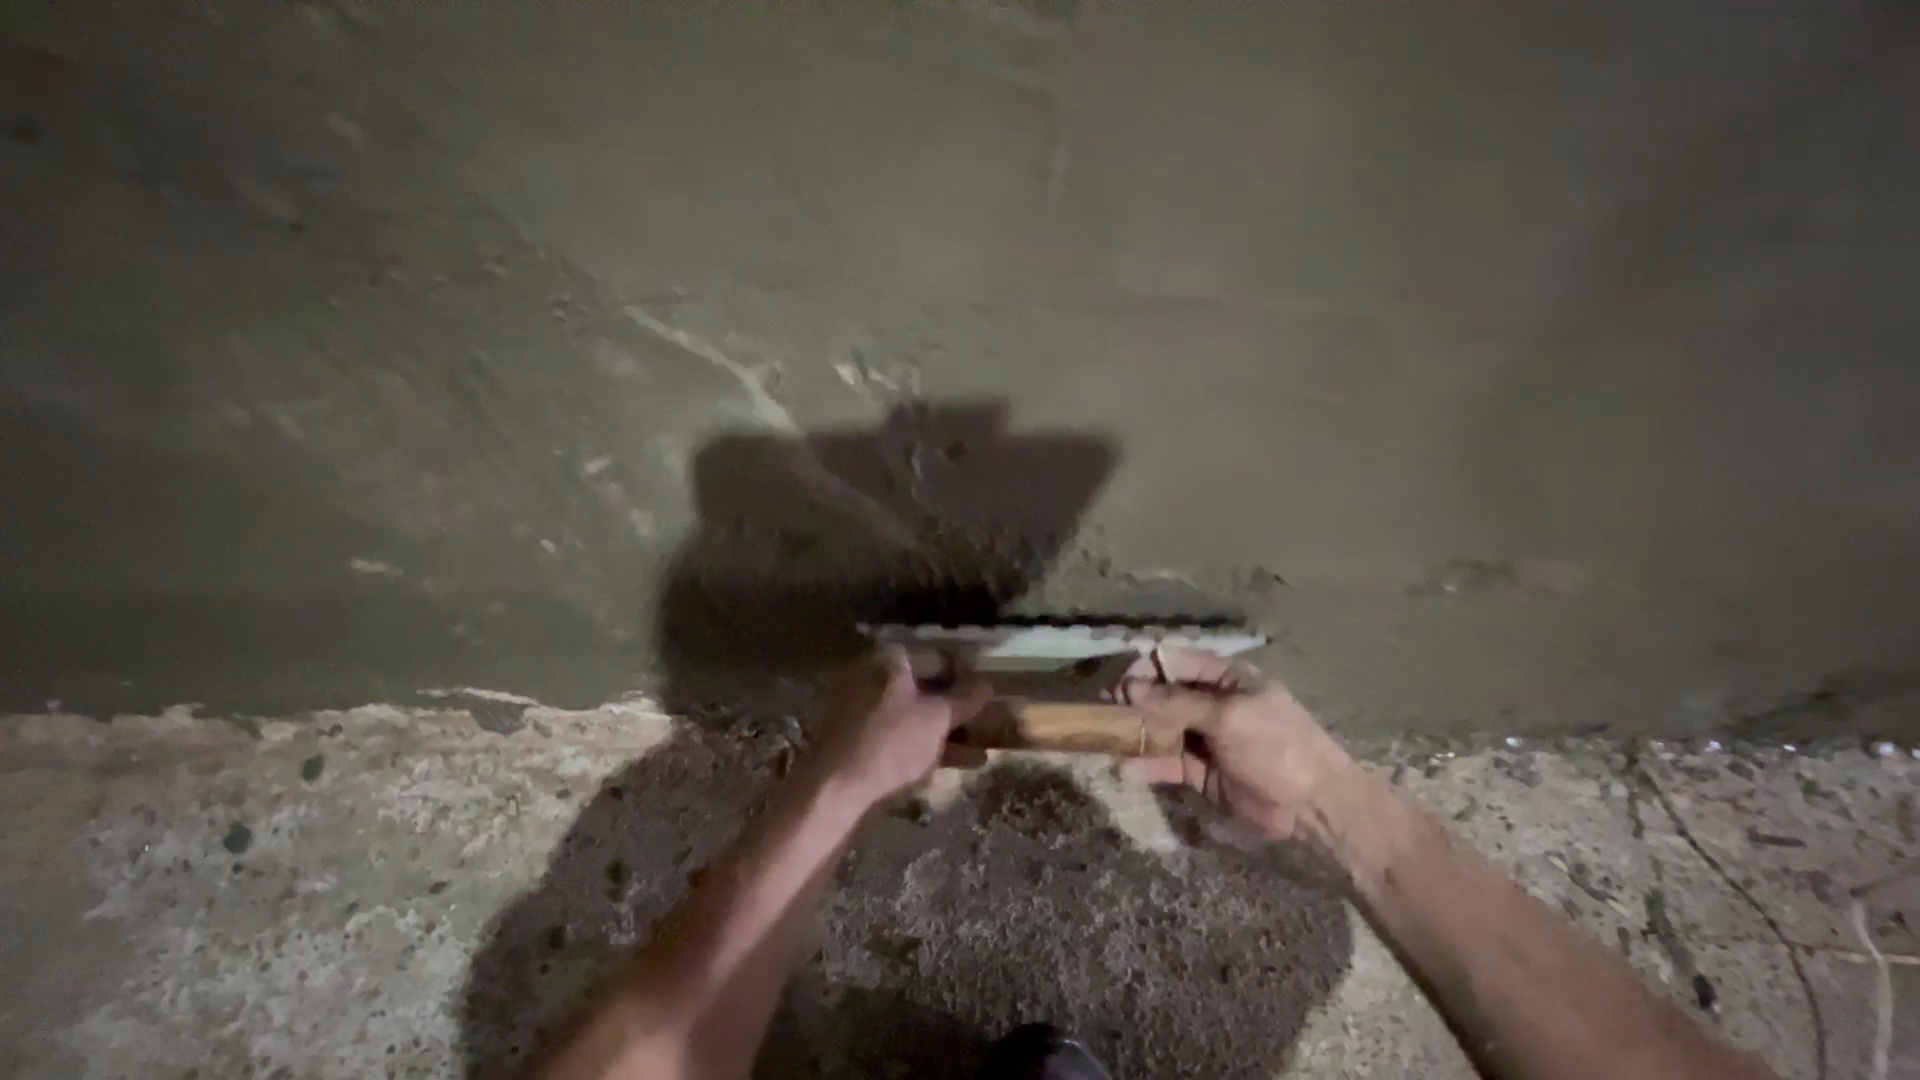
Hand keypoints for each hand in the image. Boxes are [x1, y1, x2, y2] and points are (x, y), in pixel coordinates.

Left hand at [811, 647, 990, 801]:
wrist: (834, 788)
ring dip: (949, 730)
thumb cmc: (891, 742)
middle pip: (926, 687)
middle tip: (988, 722)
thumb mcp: (937, 719)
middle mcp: (873, 675)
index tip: (989, 694)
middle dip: (959, 708)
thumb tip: (987, 683)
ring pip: (915, 714)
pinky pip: (901, 733)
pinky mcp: (859, 737)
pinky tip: (960, 762)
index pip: (939, 657)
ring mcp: (863, 707)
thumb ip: (965, 699)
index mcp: (890, 659)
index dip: (969, 675)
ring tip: (984, 750)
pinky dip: (927, 743)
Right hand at [1118, 649, 1354, 839]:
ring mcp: (1205, 738)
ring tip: (1109, 743)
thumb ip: (1178, 702)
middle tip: (1105, 714)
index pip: (1175, 662)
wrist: (1314, 810)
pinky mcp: (1200, 772)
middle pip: (1162, 695)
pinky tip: (1127, 769)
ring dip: (1136, 734)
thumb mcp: (1229, 716)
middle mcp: (1212, 703)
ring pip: (1160, 729)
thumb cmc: (1277, 748)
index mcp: (1226, 678)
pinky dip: (1147, 764)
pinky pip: (1166, 762)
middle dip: (1133, 702)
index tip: (1119, 685)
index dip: (1145, 669)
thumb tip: (1131, 689)